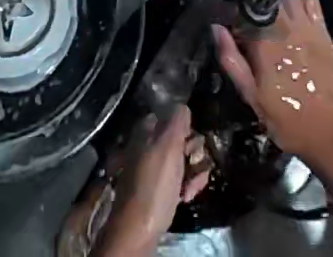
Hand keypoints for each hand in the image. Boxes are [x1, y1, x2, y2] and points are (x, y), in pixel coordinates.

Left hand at [94, 107, 209, 256]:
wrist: (138, 228)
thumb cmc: (154, 183)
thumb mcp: (168, 146)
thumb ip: (177, 122)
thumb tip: (183, 105)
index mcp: (146, 130)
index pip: (172, 118)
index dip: (186, 130)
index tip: (192, 143)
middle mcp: (148, 145)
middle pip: (180, 140)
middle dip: (193, 154)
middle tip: (194, 166)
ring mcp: (152, 168)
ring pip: (182, 162)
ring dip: (193, 173)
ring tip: (191, 188)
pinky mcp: (158, 188)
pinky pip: (178, 180)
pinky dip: (186, 186)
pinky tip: (186, 196)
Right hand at [212, 0, 332, 166]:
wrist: (329, 134)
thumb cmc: (287, 119)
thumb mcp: (251, 96)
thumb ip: (231, 59)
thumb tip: (217, 29)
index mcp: (266, 45)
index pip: (244, 9)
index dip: (230, 4)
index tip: (223, 8)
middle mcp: (287, 30)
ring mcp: (308, 29)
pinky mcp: (323, 33)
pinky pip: (312, 0)